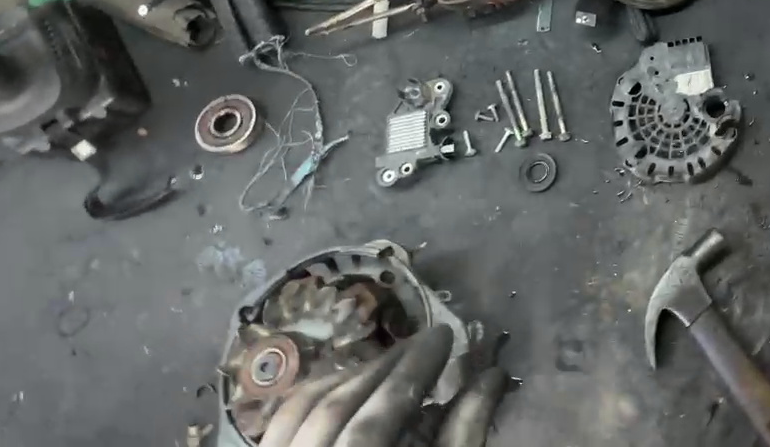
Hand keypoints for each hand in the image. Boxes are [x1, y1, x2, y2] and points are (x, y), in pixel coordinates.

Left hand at [259, 324, 508, 446]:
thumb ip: (463, 437)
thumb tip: (492, 376)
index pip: (380, 414)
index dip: (416, 367)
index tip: (446, 333)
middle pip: (337, 409)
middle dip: (385, 364)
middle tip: (425, 340)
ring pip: (298, 414)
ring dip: (348, 377)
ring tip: (389, 360)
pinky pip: (277, 432)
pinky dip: (312, 401)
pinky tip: (344, 390)